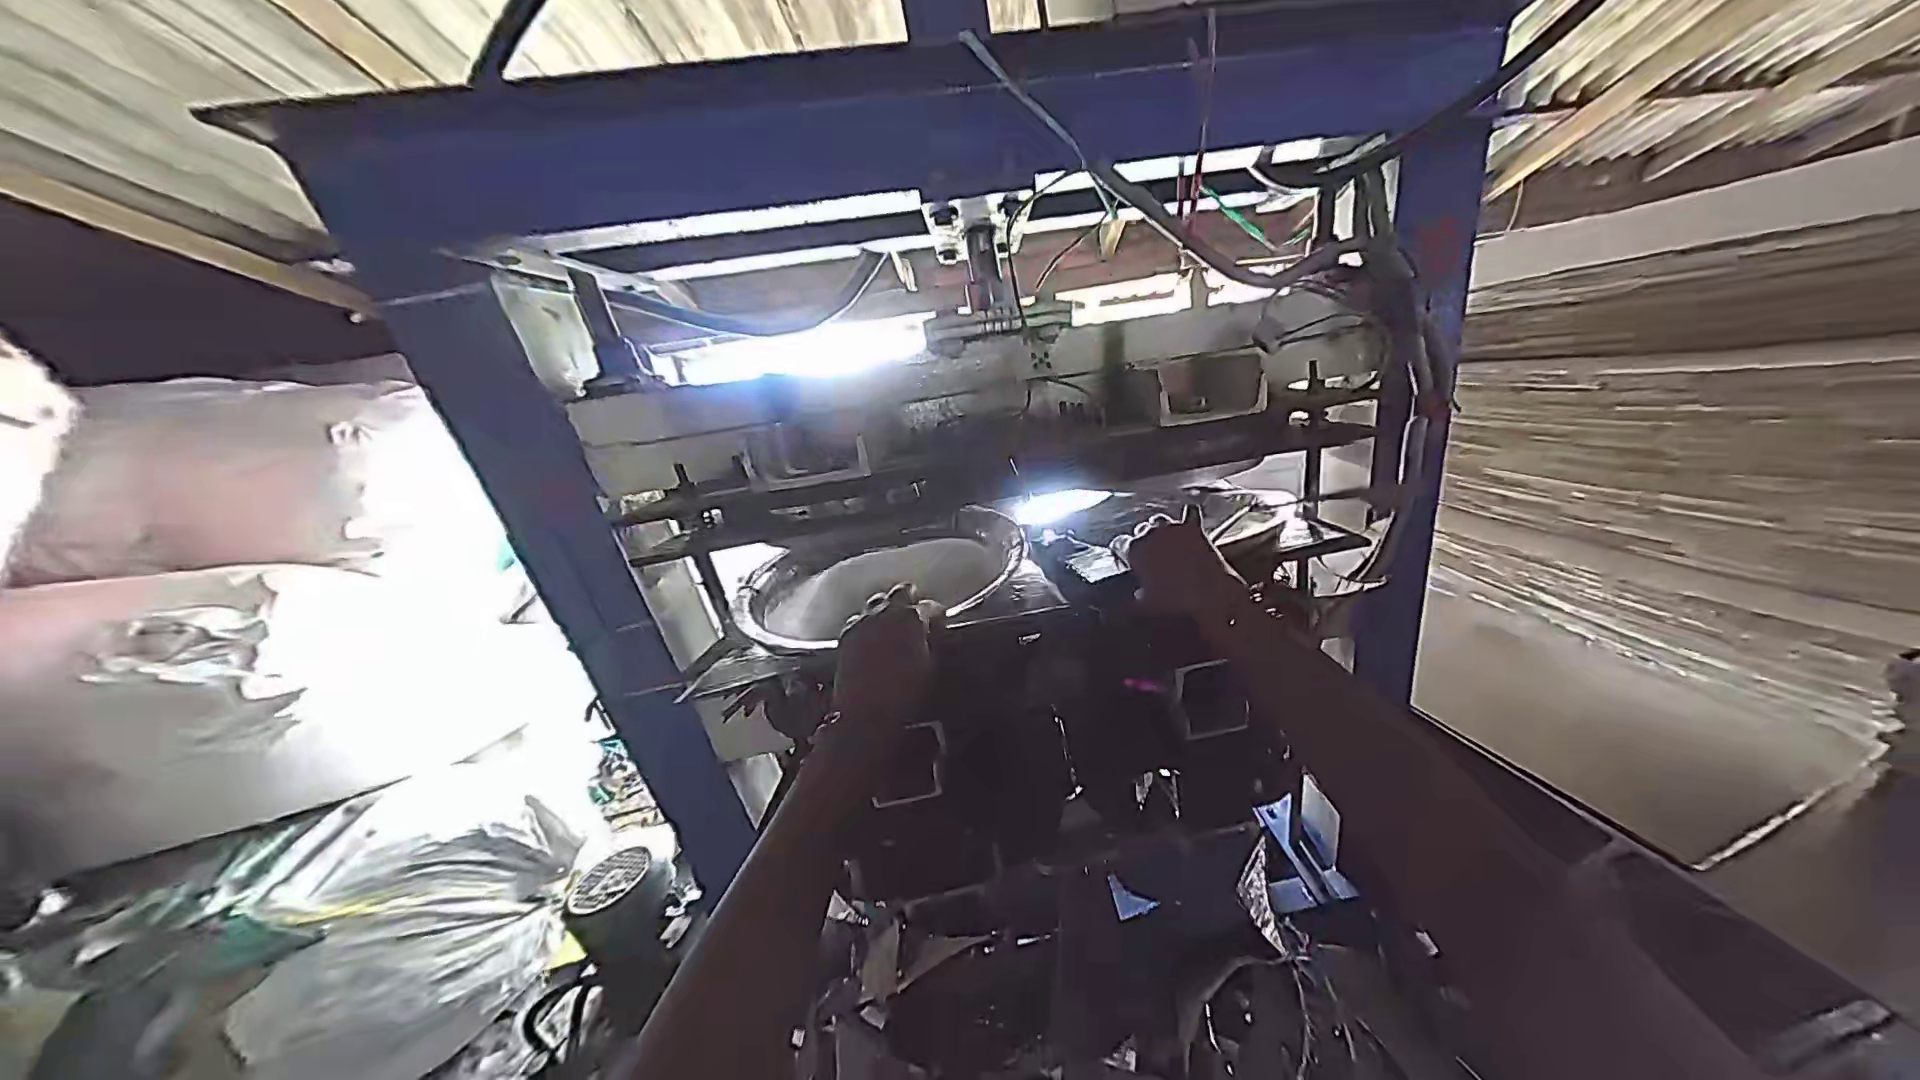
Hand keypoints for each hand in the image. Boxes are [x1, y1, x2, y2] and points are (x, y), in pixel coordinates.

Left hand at [830, 583, 937, 726]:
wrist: (866, 714)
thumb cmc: (906, 694)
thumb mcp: (930, 667)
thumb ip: (933, 643)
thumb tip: (932, 632)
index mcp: (913, 619)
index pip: (931, 606)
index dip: (938, 614)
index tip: (941, 622)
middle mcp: (887, 613)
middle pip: (901, 593)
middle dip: (911, 600)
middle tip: (918, 613)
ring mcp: (864, 621)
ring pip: (877, 602)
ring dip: (887, 608)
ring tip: (893, 621)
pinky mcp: (847, 635)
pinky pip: (859, 619)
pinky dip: (867, 622)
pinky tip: (871, 634)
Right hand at [1116, 505, 1248, 621]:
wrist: (1210, 594)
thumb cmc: (1176, 600)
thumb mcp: (1147, 604)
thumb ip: (1135, 597)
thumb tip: (1136, 595)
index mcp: (1134, 550)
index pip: (1118, 543)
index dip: (1120, 552)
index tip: (1125, 560)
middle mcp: (1150, 533)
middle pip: (1139, 529)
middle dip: (1141, 539)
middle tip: (1148, 555)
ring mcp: (1172, 528)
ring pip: (1158, 520)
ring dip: (1159, 528)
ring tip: (1163, 540)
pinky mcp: (1193, 528)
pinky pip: (1189, 512)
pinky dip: (1188, 515)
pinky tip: (1188, 517)